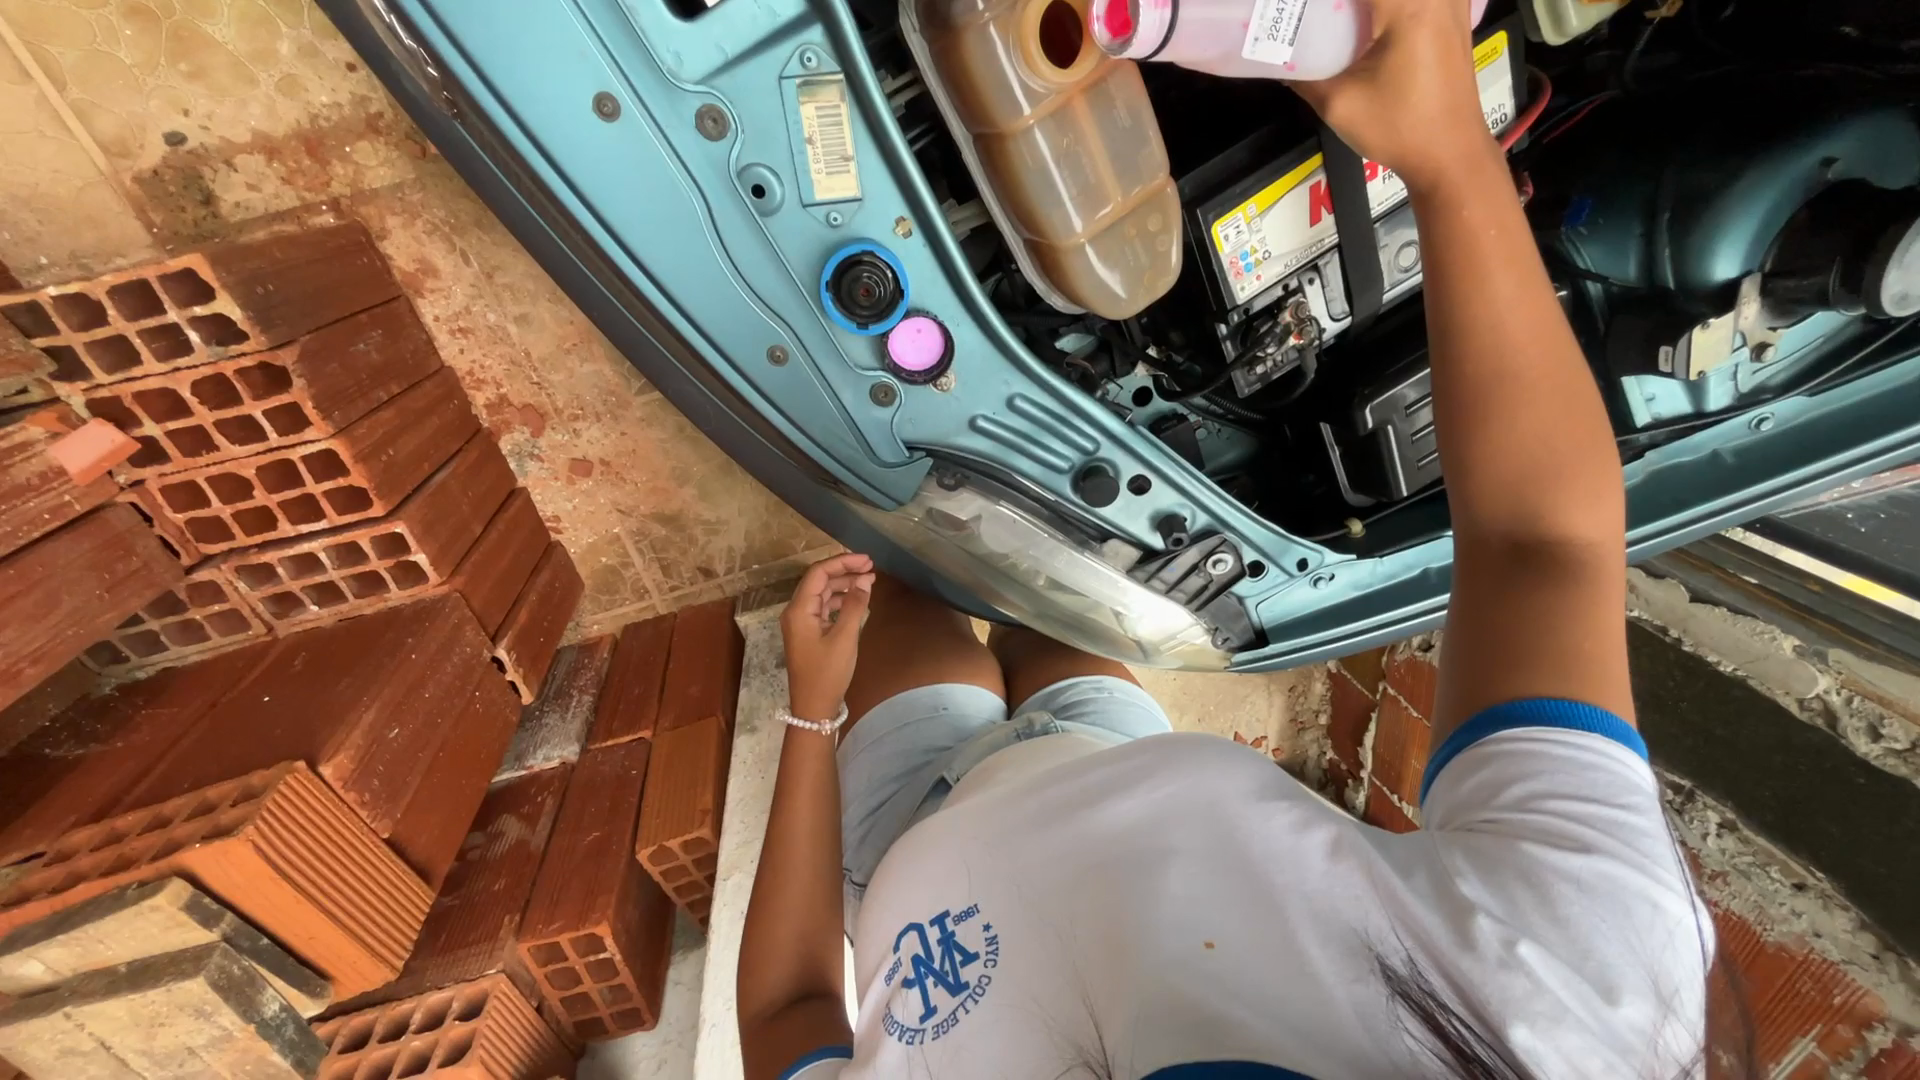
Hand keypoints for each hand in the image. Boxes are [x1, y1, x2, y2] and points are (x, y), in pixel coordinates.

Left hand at [780, 553, 875, 720]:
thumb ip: (855, 606)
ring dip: (844, 585)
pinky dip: (840, 600)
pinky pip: (824, 608)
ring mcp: (801, 623)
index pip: (818, 573)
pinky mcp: (808, 633)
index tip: (867, 561)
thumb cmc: (827, 673)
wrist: (813, 707)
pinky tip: (857, 600)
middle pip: (819, 581)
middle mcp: (796, 612)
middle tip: (871, 568)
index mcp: (799, 610)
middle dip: (844, 571)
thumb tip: (865, 580)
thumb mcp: (845, 638)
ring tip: (869, 582)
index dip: (843, 562)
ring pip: (822, 594)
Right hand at [1290, 0, 1493, 190]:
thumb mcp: (1338, 105)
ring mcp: (1451, 0)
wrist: (1447, 150)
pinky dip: (1387, 7)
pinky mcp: (1455, 12)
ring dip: (1365, 5)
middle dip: (1344, 3)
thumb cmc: (1396, 128)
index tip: (1303, 9)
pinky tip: (1371, 21)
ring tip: (1340, 16)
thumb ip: (1305, 77)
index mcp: (1408, 7)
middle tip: (1319, 14)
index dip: (1330, 0)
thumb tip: (1279, 63)